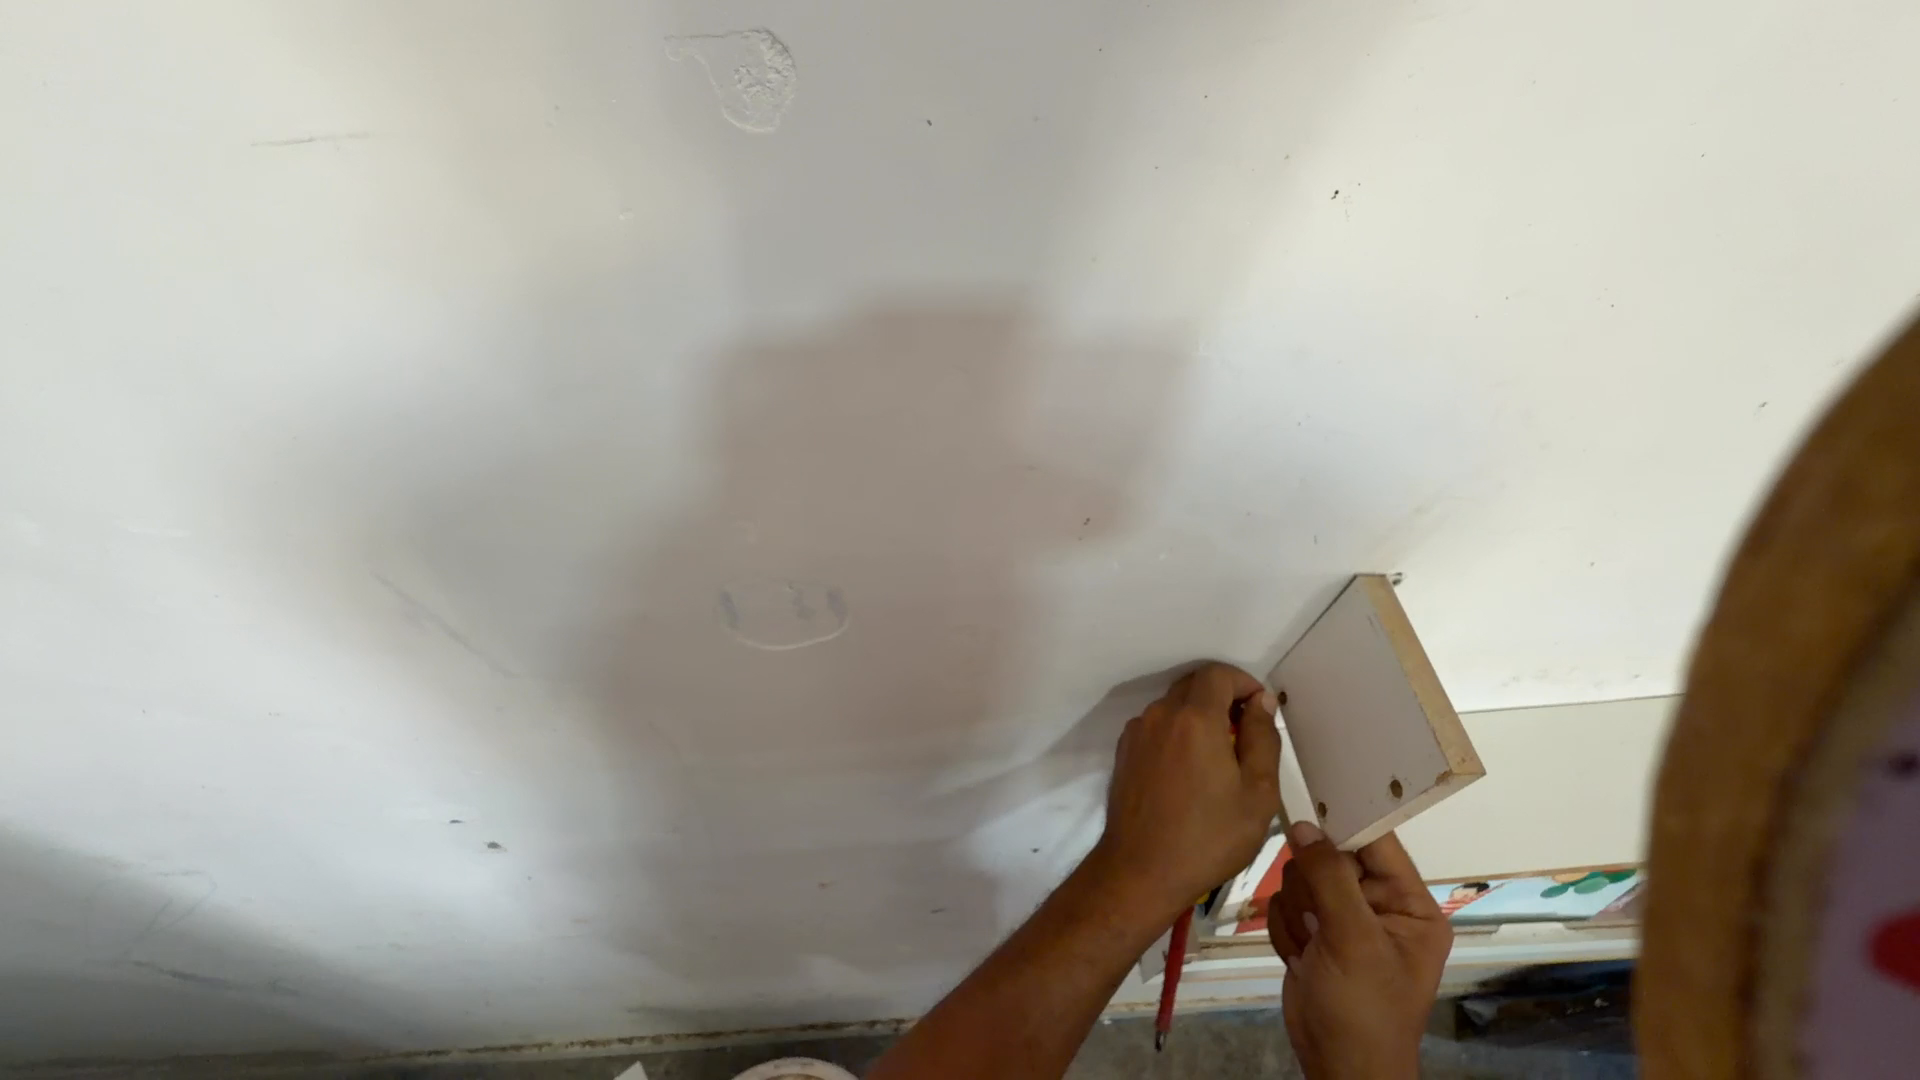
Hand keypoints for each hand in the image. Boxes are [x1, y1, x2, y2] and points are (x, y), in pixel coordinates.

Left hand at [1085, 662, 1280, 923]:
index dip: (1244, 683)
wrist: (1141, 870)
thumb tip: (1260, 702)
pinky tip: (1190, 772)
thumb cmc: (1208, 836)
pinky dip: (1177, 733)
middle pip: (1193, 685)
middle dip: (1223, 698)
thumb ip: (1262, 738)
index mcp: (1194, 718)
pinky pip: (1156, 728)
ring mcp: (1136, 733)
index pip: (1217, 674)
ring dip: (1198, 717)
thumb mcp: (1257, 793)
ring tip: (1220, 758)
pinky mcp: (1124, 753)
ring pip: (1173, 707)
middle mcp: (1159, 715)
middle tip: (1246, 734)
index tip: (1260, 710)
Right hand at [1267, 822, 1450, 1079]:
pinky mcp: (1313, 931)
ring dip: (1296, 914)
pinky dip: (1284, 930)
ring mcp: (1342, 917)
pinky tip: (1302, 958)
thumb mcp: (1354, 941)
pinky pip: (1283, 903)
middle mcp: (1378, 904)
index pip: (1376, 842)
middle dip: (1313, 890)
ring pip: (1299, 878)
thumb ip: (1330, 878)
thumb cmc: (1363, 1010)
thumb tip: (1302, 824)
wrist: (1338, 1068)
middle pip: (1327, 856)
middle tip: (1318, 923)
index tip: (1308, 806)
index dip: (1343, 823)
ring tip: (1311, 948)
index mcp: (1409, 904)